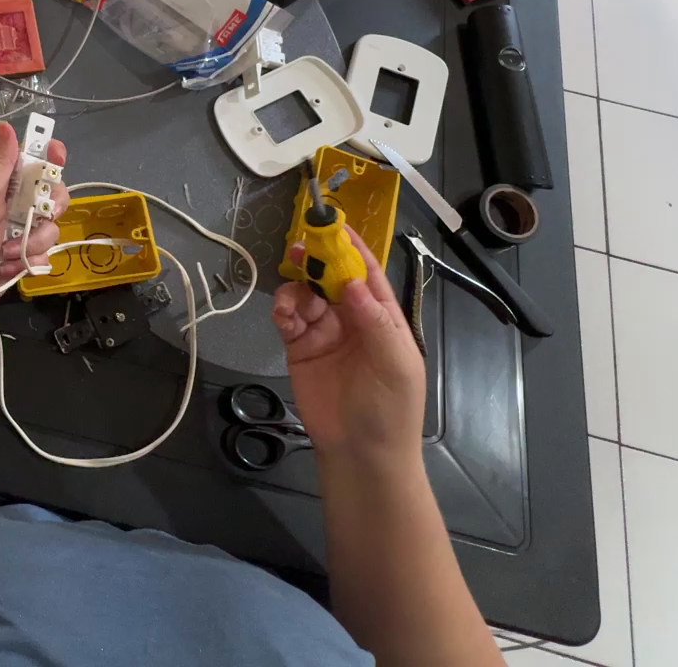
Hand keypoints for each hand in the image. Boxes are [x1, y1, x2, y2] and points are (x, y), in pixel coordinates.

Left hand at [0, 122, 68, 319]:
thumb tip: (5, 124)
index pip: (29, 162)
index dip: (48, 158)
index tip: (59, 158)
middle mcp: (10, 205)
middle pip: (51, 195)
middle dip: (47, 210)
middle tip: (39, 217)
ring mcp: (18, 232)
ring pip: (50, 227)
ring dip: (31, 243)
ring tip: (6, 254)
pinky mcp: (22, 257)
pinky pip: (44, 253)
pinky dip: (28, 262)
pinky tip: (7, 267)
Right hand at [272, 227, 423, 468]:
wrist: (360, 453)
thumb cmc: (389, 408)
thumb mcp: (394, 364)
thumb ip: (374, 321)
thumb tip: (350, 281)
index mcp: (382, 317)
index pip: (367, 273)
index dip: (352, 248)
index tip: (333, 224)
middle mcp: (352, 317)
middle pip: (331, 277)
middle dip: (316, 260)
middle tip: (299, 248)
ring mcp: (324, 331)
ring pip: (305, 293)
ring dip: (296, 286)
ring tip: (291, 299)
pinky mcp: (299, 346)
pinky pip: (288, 317)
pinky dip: (282, 309)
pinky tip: (283, 315)